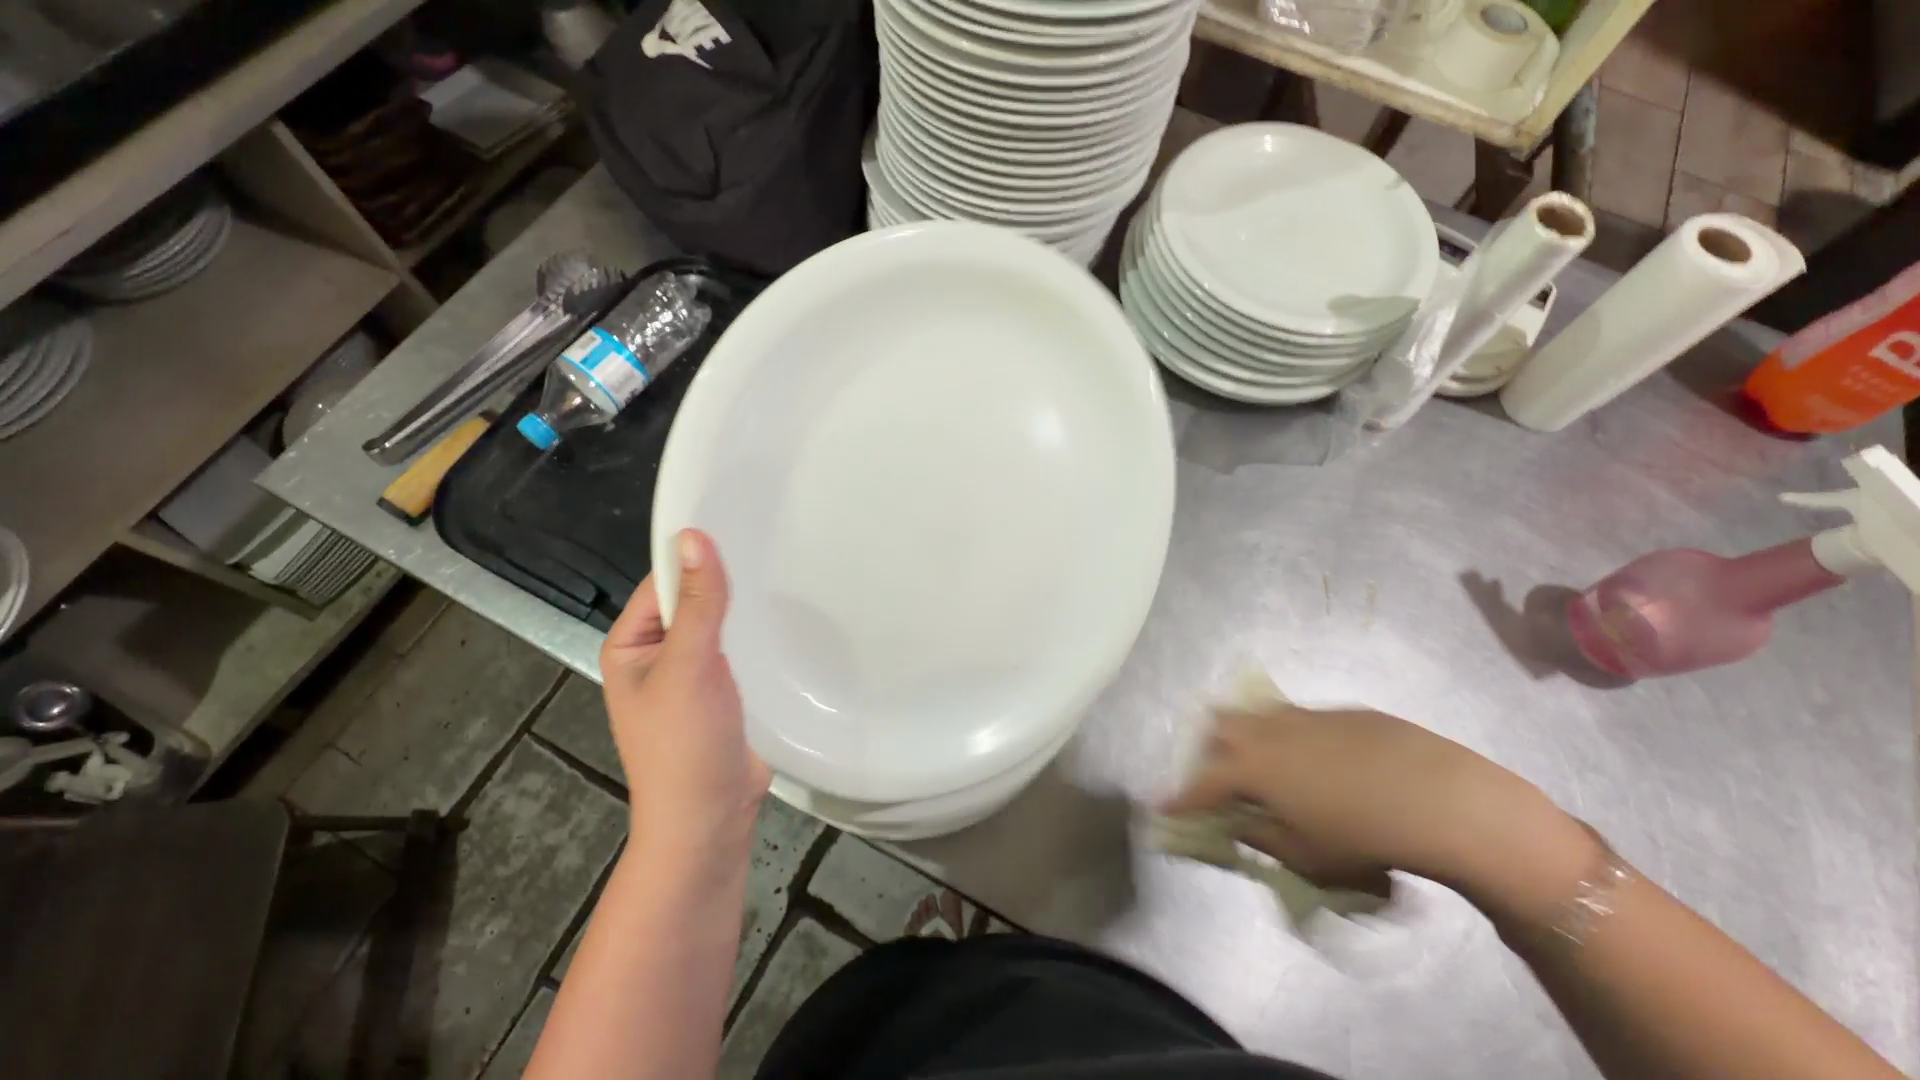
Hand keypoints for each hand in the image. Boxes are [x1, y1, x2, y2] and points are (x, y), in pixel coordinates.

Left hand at [599, 529, 770, 857]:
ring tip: (789, 577)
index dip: (696, 557)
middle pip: (694, 602)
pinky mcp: (726, 694)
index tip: (741, 527)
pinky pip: (741, 653)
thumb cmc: (683, 743)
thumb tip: (693, 536)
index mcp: (631, 646)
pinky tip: (789, 621)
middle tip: (776, 548)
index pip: (663, 584)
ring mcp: (694, 677)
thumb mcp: (687, 666)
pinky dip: (759, 638)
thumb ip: (697, 602)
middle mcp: (658, 656)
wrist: (709, 819)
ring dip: (746, 611)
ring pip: (721, 628)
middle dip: (727, 583)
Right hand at [1163, 705, 1597, 928]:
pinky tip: (1321, 766)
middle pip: (1222, 727)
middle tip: (1220, 782)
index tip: (1164, 809)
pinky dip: (1291, 739)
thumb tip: (1241, 824)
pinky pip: (1300, 720)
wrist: (1442, 798)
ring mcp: (1309, 715)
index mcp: (1251, 766)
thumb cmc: (1362, 837)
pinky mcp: (1346, 713)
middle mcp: (1270, 730)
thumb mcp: (1303, 854)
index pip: (1202, 783)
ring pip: (1261, 717)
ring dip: (1250, 739)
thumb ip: (1260, 836)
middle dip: (1211, 753)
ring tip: (1266, 769)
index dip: (1181, 798)